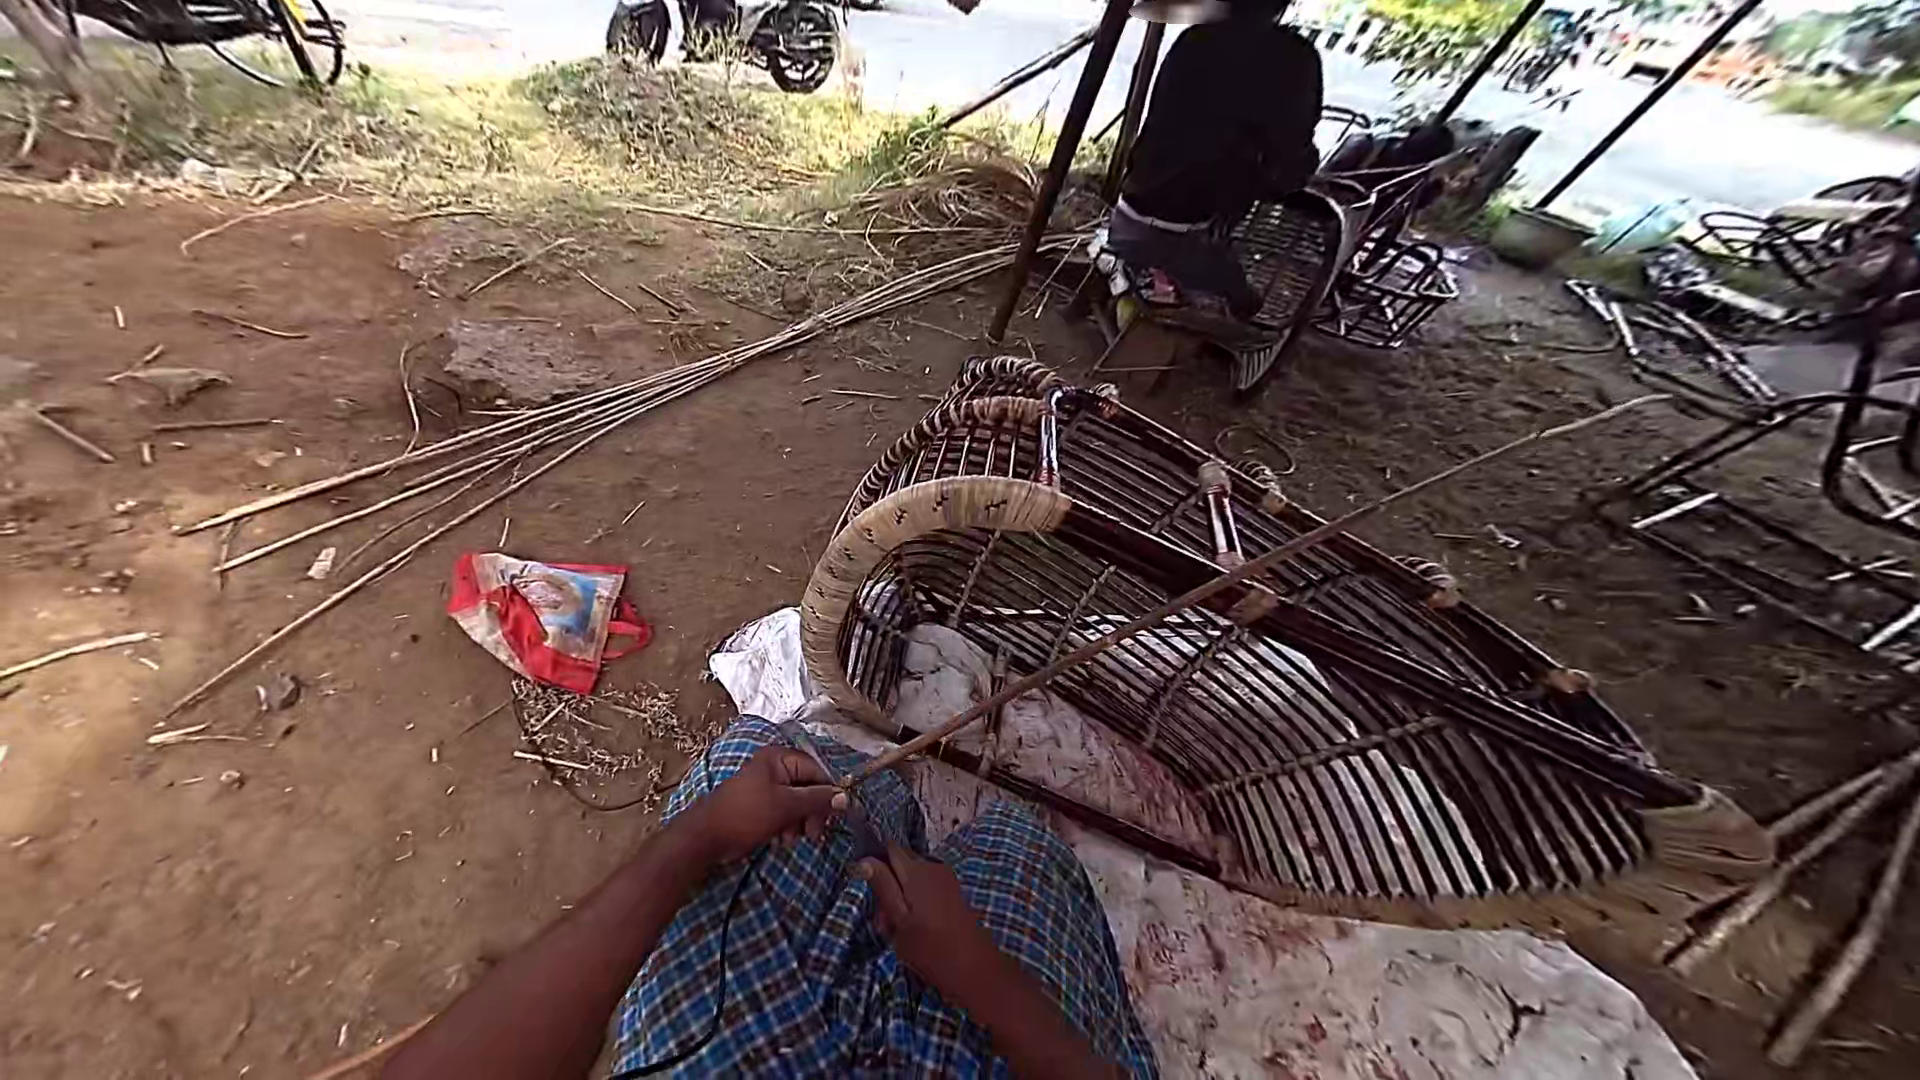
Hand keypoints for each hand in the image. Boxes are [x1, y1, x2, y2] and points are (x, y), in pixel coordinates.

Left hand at [676, 746, 846, 864]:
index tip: (833, 817)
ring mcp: (765, 785)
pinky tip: (781, 838)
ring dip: (800, 821)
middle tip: (813, 834)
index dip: (828, 793)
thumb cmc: (746, 815)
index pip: (816, 771)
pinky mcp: (759, 804)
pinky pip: (783, 810)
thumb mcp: (786, 806)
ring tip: (792, 837)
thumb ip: (817, 800)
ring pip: (797, 801)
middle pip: (807, 786)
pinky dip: (786, 824)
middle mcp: (774, 767)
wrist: (703, 839)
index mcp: (779, 758)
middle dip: (812, 811)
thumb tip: (846, 798)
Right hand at [856, 843, 1005, 1003]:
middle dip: (887, 887)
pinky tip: (915, 931)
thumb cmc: (931, 947)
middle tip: (885, 924)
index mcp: (916, 869)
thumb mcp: (899, 919)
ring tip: (899, 933)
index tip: (870, 891)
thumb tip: (864, 859)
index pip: (889, 848)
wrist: (974, 967)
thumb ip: (883, 886)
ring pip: (911, 878)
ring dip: (900, 899)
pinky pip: (925, 887)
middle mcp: (931, 865)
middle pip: (900, 864)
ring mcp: (944, 877)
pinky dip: (915, 904)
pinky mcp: (951, 891)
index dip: (875, 864)